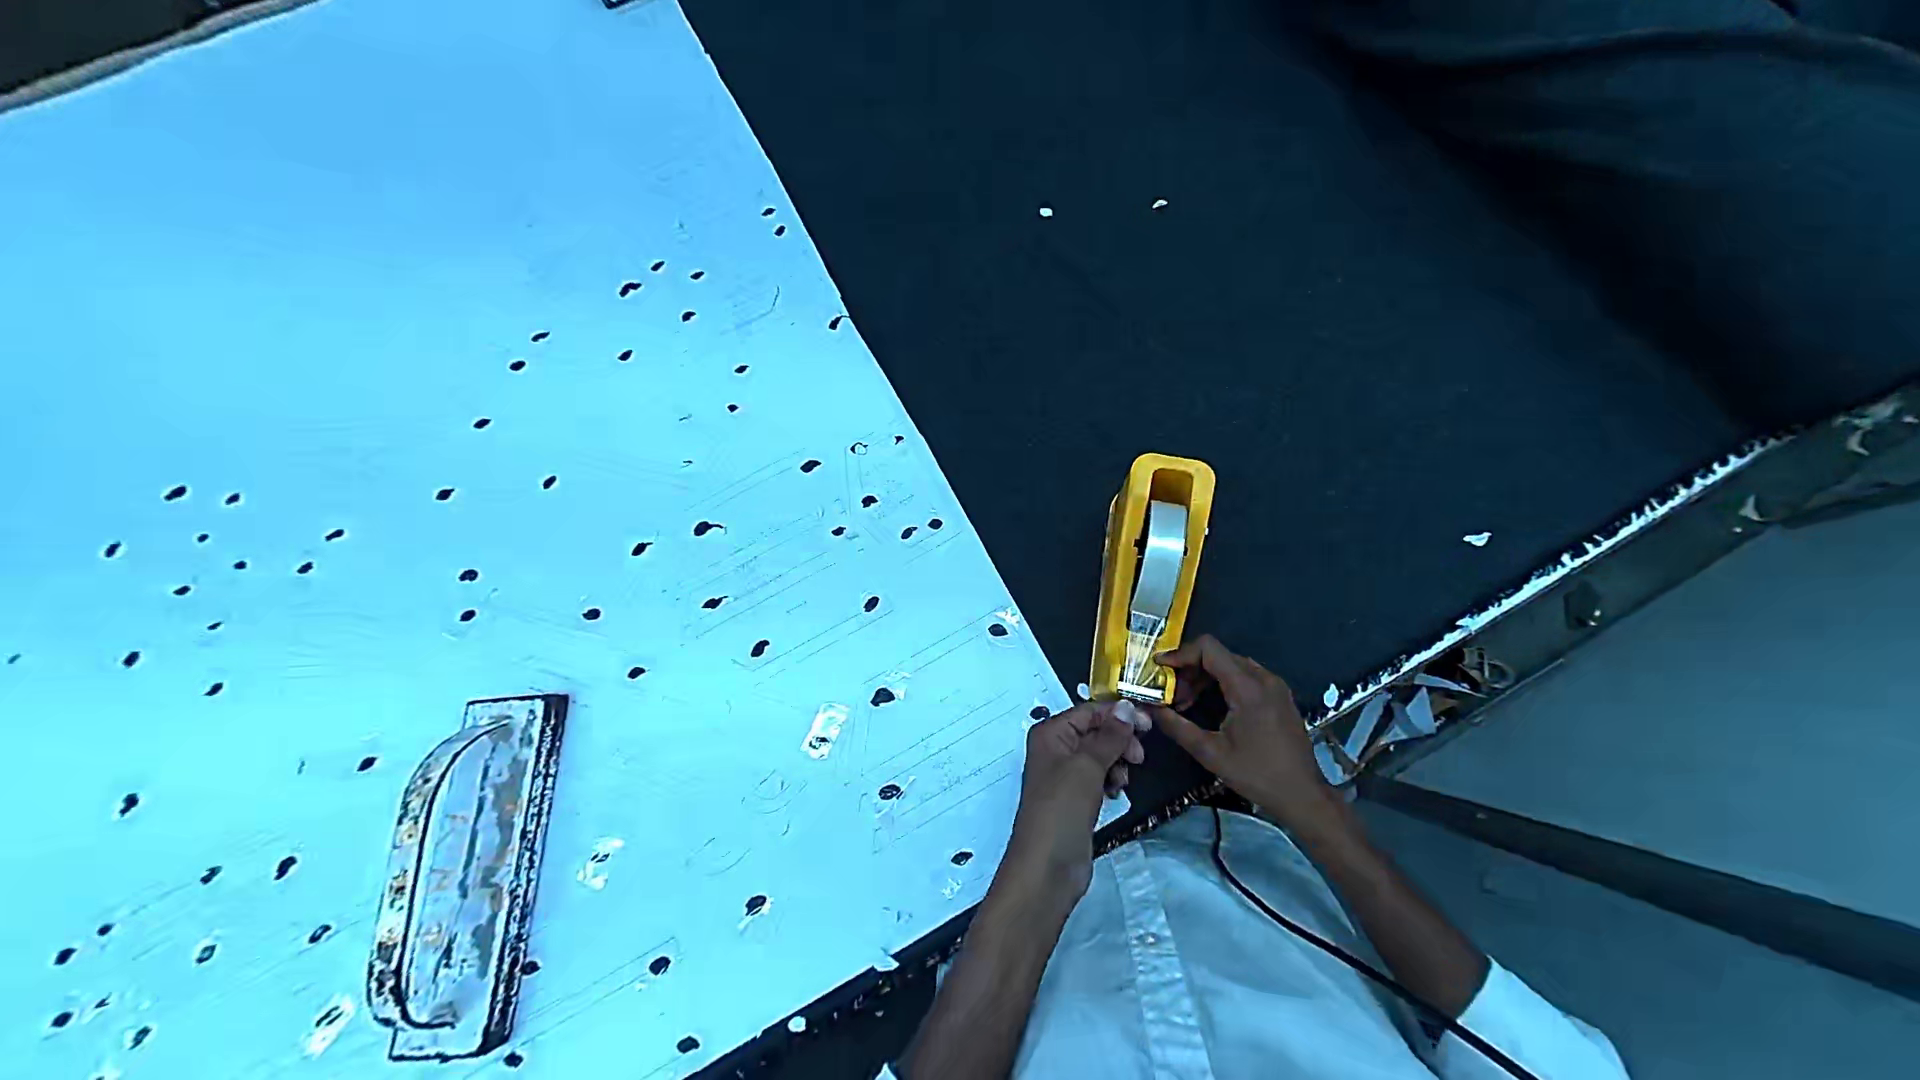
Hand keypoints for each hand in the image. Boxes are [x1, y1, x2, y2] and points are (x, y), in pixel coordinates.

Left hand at [1000, 700, 1150, 904]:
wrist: (1048, 865)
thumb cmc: (1062, 808)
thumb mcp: (1087, 765)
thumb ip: (1110, 735)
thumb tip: (1126, 707)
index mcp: (1050, 733)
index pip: (1089, 711)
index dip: (1118, 715)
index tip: (1148, 725)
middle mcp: (1055, 749)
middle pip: (1096, 732)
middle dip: (1119, 742)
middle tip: (1138, 758)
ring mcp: (1064, 775)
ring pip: (1100, 756)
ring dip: (1117, 763)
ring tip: (1121, 782)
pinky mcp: (1075, 797)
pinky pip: (1098, 777)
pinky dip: (1110, 781)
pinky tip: (1114, 793)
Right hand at [1149, 634, 1336, 832]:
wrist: (1303, 796)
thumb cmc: (1256, 774)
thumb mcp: (1210, 752)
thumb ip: (1176, 726)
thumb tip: (1149, 708)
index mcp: (1248, 687)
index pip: (1209, 648)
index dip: (1180, 654)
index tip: (1160, 669)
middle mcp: (1264, 678)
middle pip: (1218, 655)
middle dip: (1189, 670)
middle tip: (1171, 695)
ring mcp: (1275, 686)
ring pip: (1230, 665)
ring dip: (1204, 677)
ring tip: (1186, 703)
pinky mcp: (1279, 696)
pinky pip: (1245, 676)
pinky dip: (1222, 683)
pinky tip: (1211, 706)